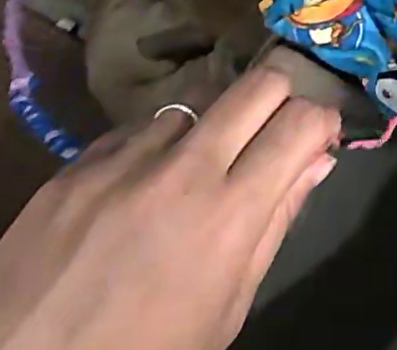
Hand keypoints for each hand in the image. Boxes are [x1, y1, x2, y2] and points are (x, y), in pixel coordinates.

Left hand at [0, 68, 338, 349]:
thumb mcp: (222, 313)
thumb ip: (275, 225)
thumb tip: (317, 160)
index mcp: (226, 216)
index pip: (301, 121)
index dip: (322, 121)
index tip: (318, 139)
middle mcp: (180, 169)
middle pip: (258, 83)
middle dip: (283, 95)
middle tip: (277, 130)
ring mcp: (121, 160)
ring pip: (201, 96)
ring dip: (219, 120)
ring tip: (204, 163)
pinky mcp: (73, 165)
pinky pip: (140, 129)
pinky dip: (161, 144)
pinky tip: (144, 184)